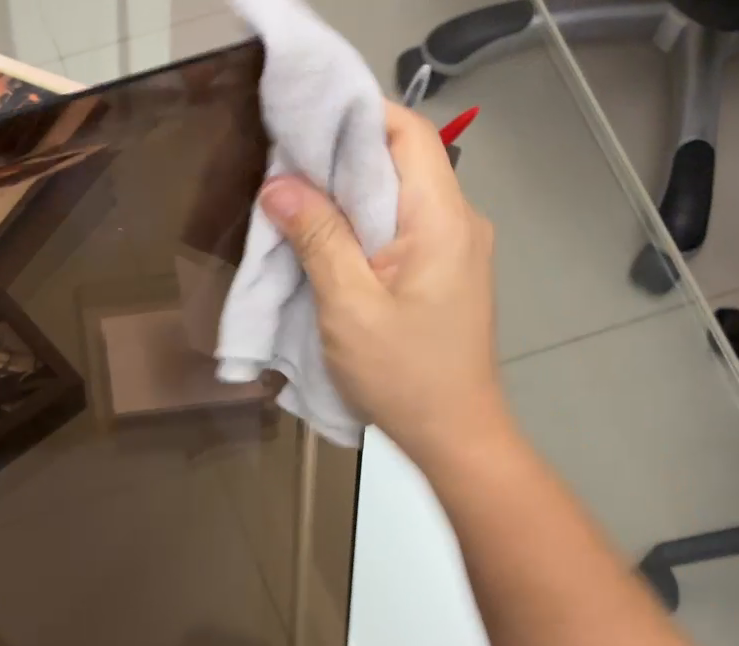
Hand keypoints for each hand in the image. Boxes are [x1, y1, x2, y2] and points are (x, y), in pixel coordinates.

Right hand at [259, 101, 503, 457]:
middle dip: (340, 161)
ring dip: (347, 199)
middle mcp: (459, 222)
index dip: (355, 117)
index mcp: (443, 219)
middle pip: (400, 162)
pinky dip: (362, 230)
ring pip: (397, 199)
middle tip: (283, 173)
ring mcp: (456, 249)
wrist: (454, 435)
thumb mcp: (349, 308)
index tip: (301, 128)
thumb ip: (318, 240)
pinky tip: (327, 249)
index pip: (406, 132)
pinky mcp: (445, 275)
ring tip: (295, 210)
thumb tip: (279, 185)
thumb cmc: (403, 376)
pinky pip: (401, 232)